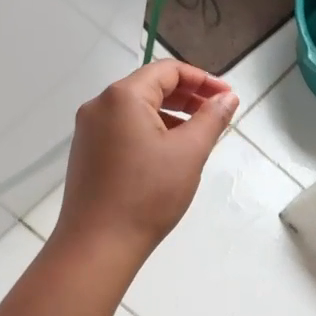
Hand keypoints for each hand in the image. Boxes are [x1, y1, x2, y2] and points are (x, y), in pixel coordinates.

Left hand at [53, 60, 237, 253]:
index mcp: (123, 97)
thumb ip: (212, 118)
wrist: (98, 244)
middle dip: (188, 96)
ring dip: (171, 115)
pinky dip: (152, 131)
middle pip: (150, 86)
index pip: (167, 70)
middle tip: (218, 114)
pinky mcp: (87, 152)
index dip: (202, 79)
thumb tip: (227, 97)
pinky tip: (170, 154)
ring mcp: (89, 130)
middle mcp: (100, 106)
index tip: (227, 97)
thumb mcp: (189, 152)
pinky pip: (124, 129)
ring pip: (137, 109)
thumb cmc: (148, 194)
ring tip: (199, 136)